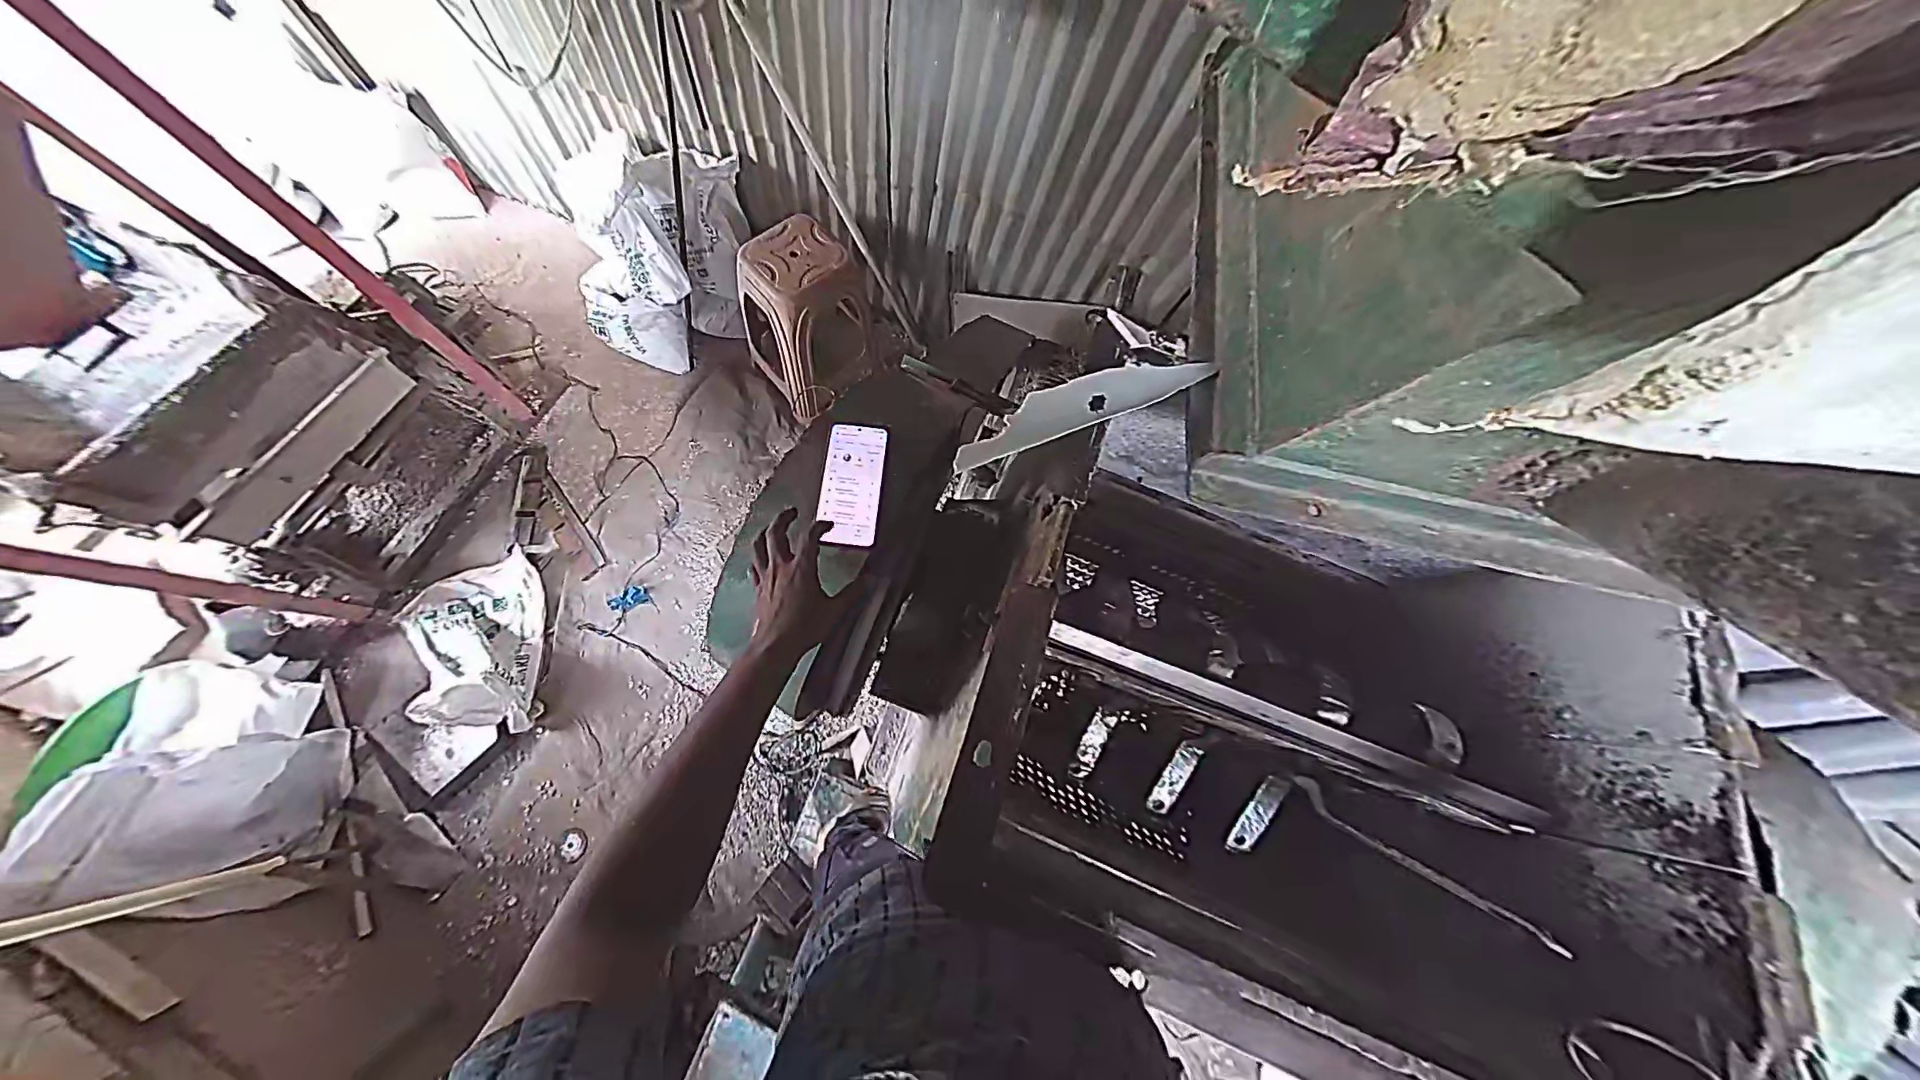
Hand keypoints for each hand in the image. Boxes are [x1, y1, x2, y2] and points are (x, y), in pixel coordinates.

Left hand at [748, 508, 863, 657]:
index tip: (827, 525)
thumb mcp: (834, 610)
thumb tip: (868, 581)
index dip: (820, 526)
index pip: (810, 537)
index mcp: (801, 568)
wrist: (776, 646)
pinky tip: (761, 558)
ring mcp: (766, 577)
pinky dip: (758, 556)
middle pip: (776, 533)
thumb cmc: (804, 629)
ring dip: (766, 532)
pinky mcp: (759, 588)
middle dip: (784, 518)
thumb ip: (852, 593)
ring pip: (759, 545)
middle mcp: (781, 567)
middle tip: (792, 512)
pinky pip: (754, 565)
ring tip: (772, 527)